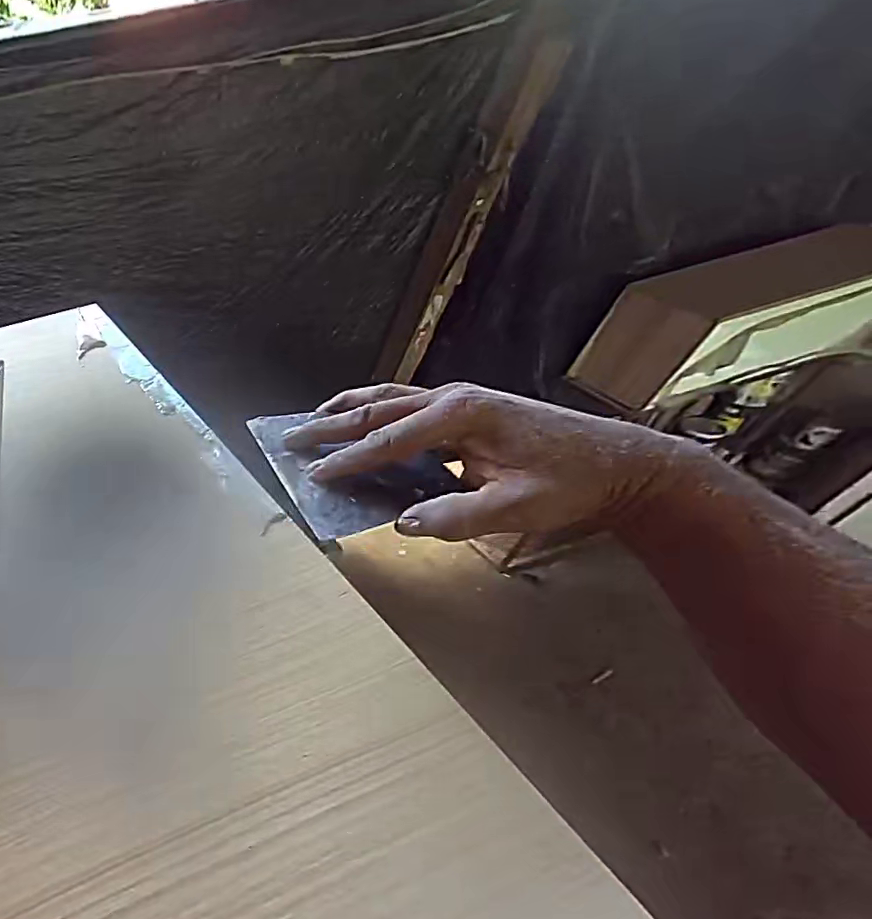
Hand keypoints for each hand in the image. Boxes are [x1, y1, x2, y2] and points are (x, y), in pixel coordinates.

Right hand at [280, 383, 707, 540]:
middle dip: (328, 425)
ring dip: (346, 408)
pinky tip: (358, 416)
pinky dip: (371, 408)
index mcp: (462, 417)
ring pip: (386, 397)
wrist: (629, 464)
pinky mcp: (466, 405)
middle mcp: (453, 398)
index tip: (311, 475)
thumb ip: (456, 516)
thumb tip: (401, 521)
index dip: (345, 460)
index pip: (386, 441)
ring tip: (311, 418)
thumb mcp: (517, 508)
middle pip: (375, 410)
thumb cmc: (576, 483)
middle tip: (289, 438)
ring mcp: (460, 397)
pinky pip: (403, 401)